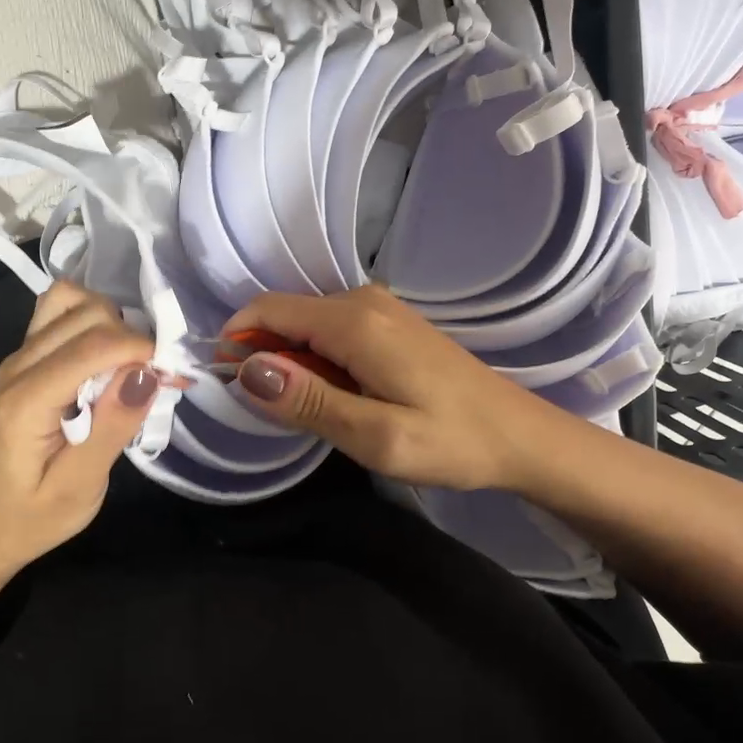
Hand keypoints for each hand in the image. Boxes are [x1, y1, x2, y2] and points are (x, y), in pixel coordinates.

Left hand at [0, 283, 160, 633]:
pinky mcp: (26, 357)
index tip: (173, 375)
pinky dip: (93, 321)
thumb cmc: (35, 516)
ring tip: (129, 365)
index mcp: (27, 400)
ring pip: (71, 300)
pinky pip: (61, 314)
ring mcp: (19, 356)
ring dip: (110, 321)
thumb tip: (147, 373)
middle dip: (129, 335)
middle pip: (85, 313)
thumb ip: (112, 428)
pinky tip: (108, 358)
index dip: (140, 348)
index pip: (92, 345)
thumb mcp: (80, 487)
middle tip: (154, 378)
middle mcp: (18, 365)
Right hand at [223, 285, 545, 489]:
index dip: (235, 340)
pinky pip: (330, 331)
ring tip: (308, 412)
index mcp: (354, 322)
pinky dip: (316, 360)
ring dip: (291, 362)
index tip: (222, 383)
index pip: (268, 310)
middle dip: (262, 356)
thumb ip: (309, 402)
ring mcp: (378, 308)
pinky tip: (338, 398)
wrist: (520, 436)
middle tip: (271, 412)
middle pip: (285, 315)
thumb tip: (246, 371)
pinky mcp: (388, 323)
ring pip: (306, 325)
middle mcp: (361, 301)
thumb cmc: (452, 442)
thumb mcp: (376, 437)